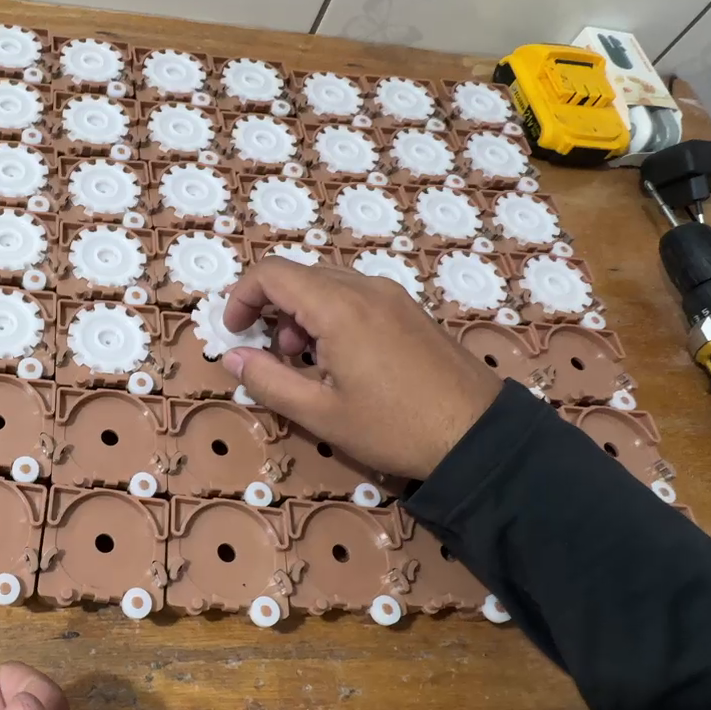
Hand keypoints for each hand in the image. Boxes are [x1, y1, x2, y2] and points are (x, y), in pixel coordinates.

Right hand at [220, 258, 501, 478]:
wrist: (479, 436)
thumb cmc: (393, 426)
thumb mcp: (319, 413)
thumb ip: (267, 381)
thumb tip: (231, 357)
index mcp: (338, 307)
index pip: (271, 273)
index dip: (241, 297)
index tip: (235, 333)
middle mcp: (365, 288)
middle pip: (298, 276)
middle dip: (272, 310)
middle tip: (276, 358)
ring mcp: (392, 295)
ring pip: (327, 285)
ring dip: (301, 315)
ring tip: (309, 365)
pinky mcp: (409, 309)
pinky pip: (355, 296)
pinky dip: (330, 316)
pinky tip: (342, 361)